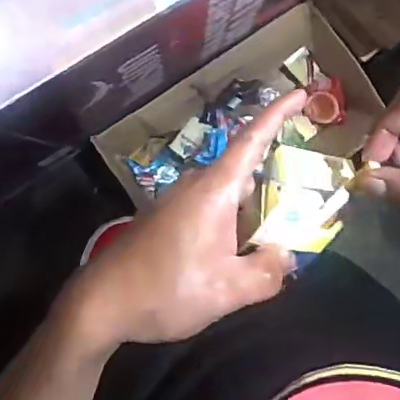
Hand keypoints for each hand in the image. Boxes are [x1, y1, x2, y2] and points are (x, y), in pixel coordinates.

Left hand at [67, 91, 303, 346]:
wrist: (98, 306)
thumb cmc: (166, 290)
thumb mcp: (227, 291)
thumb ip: (267, 273)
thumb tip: (286, 257)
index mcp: (216, 190)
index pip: (254, 139)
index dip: (278, 112)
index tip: (301, 93)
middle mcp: (197, 184)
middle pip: (245, 170)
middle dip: (273, 184)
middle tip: (296, 210)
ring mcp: (178, 199)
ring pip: (228, 193)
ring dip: (249, 211)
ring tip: (264, 245)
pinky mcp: (166, 216)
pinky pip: (210, 207)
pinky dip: (229, 222)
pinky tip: (230, 257)